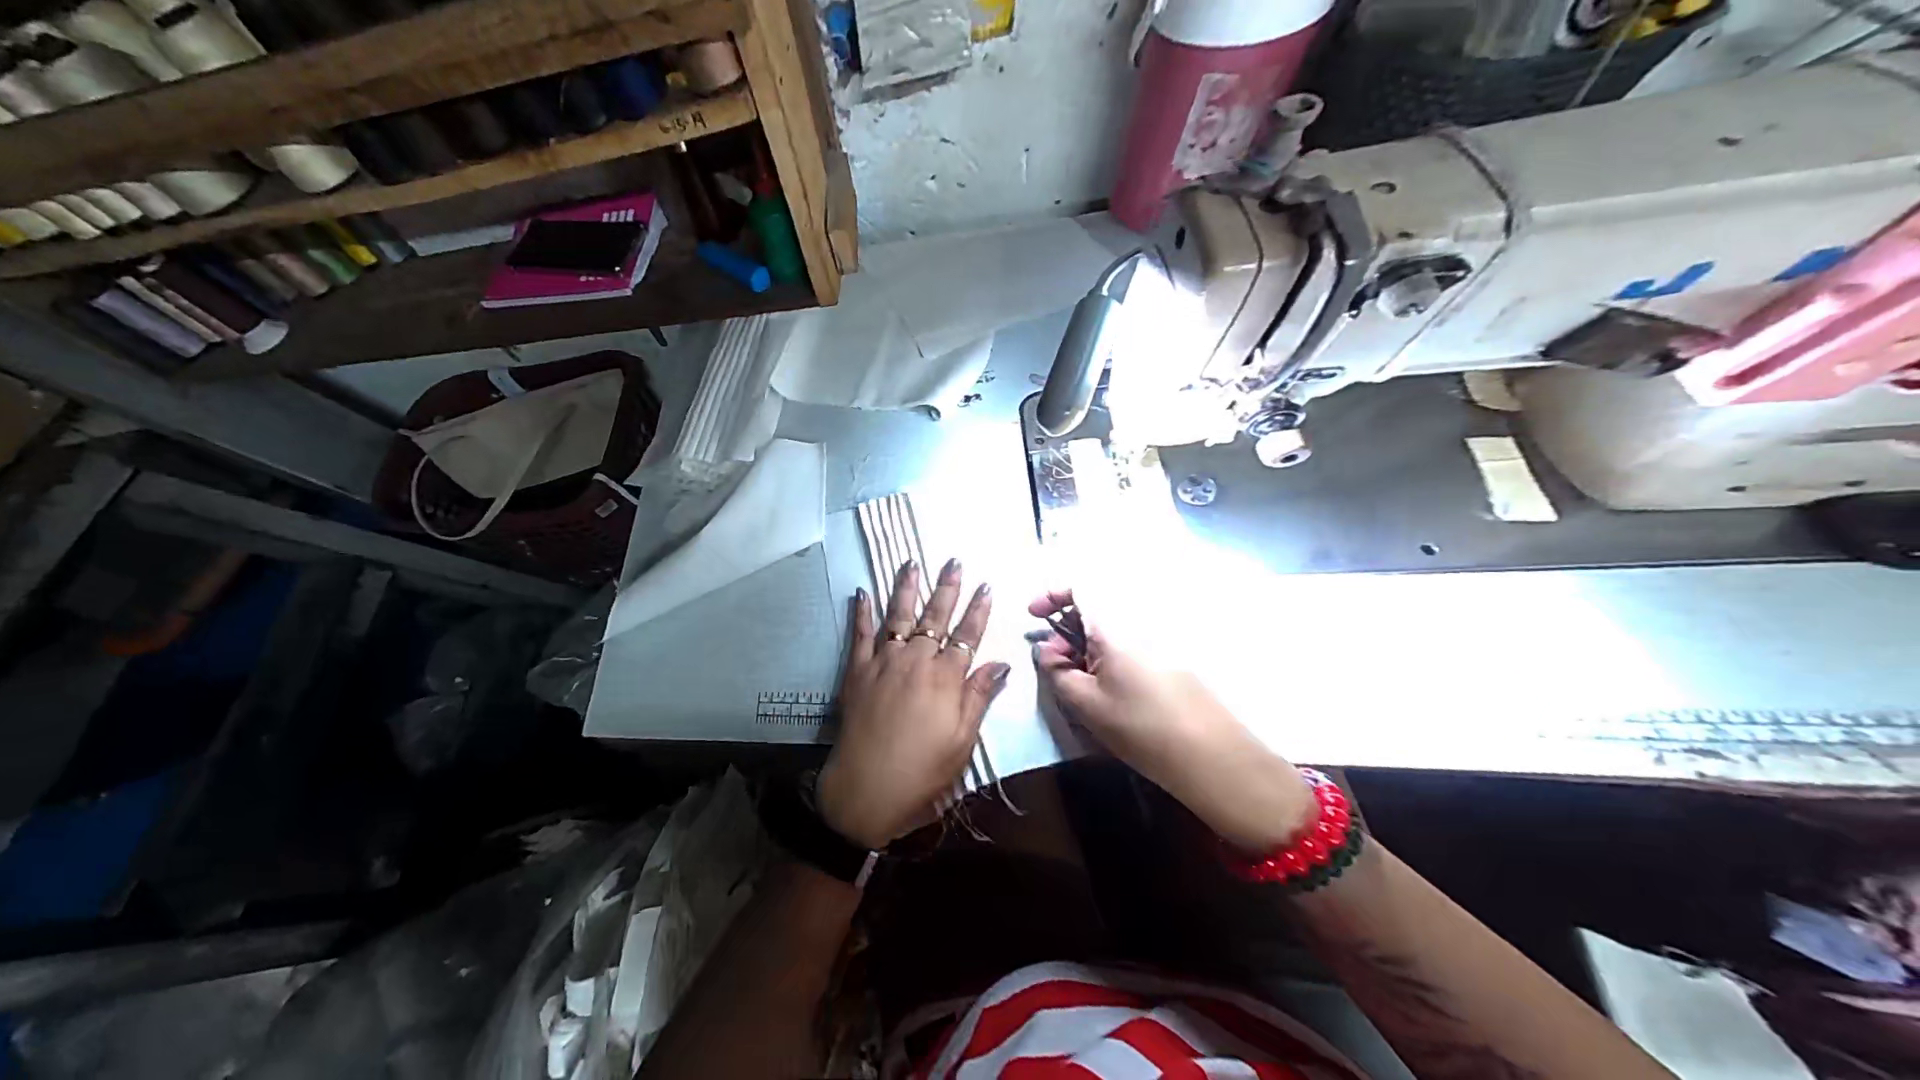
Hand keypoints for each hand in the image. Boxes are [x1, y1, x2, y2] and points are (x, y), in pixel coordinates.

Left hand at [818, 559, 1010, 849]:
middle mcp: (916, 661)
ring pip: (898, 616)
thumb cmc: (923, 770)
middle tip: (953, 560)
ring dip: (906, 588)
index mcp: (946, 678)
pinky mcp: (857, 672)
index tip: (986, 585)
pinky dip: (862, 612)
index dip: (978, 609)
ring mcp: (883, 663)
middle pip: (934, 617)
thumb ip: (979, 696)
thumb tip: (1001, 662)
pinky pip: (860, 635)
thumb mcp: (963, 739)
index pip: (967, 635)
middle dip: (947, 587)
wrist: (867, 788)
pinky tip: (861, 592)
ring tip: (911, 563)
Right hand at [1031, 589, 1316, 852]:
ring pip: (1112, 631)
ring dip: (1087, 647)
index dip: (1052, 595)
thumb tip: (1048, 649)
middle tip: (1055, 664)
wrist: (1209, 754)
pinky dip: (1110, 657)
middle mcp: (1139, 623)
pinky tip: (1109, 691)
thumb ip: (1057, 670)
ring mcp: (1160, 640)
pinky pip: (1131, 644)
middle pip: (1094, 610)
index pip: (1080, 588)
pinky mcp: (1172, 660)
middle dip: (1066, 630)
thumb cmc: (1139, 726)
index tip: (1033, 615)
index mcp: (1115, 626)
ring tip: (1079, 683)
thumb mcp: (1084, 702)